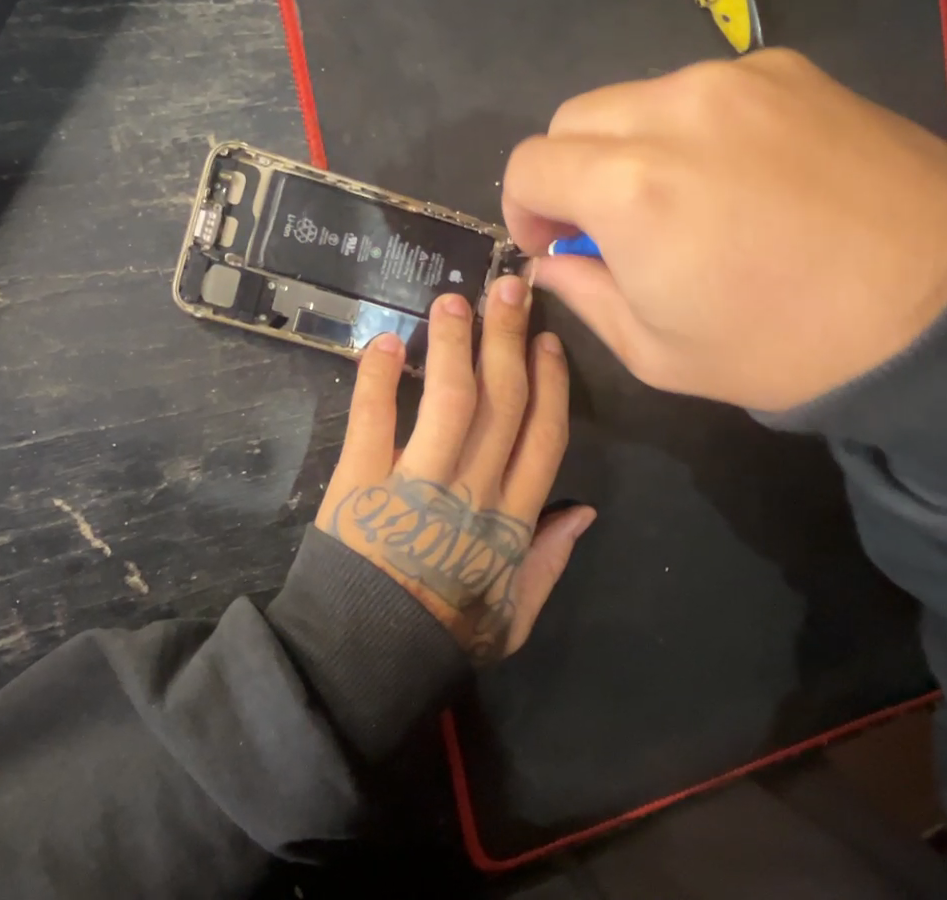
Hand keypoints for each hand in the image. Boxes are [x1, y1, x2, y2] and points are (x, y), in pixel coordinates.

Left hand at [315, 278, 591, 661]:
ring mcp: (417, 483)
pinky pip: (373, 417)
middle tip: (507, 286)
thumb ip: (550, 561)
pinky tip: (385, 342)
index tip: (546, 342)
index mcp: (513, 520)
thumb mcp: (515, 614)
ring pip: (448, 398)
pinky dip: (378, 377)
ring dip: (453, 344)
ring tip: (453, 302)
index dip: (549, 382)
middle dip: (507, 338)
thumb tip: (585, 510)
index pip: (543, 435)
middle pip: (502, 401)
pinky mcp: (361, 481)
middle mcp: (473, 490)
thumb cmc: (443, 635)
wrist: (364, 659)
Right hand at [501, 48, 946, 410]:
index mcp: (629, 189)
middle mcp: (674, 111)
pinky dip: (690, 126)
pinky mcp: (791, 70)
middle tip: (606, 224)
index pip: (529, 164)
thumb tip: (551, 260)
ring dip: (627, 145)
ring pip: (636, 97)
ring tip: (679, 198)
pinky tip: (738, 174)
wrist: (940, 309)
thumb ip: (582, 294)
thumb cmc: (783, 345)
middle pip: (572, 118)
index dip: (523, 208)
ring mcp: (737, 80)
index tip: (554, 244)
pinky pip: (703, 88)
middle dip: (568, 171)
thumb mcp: (656, 350)